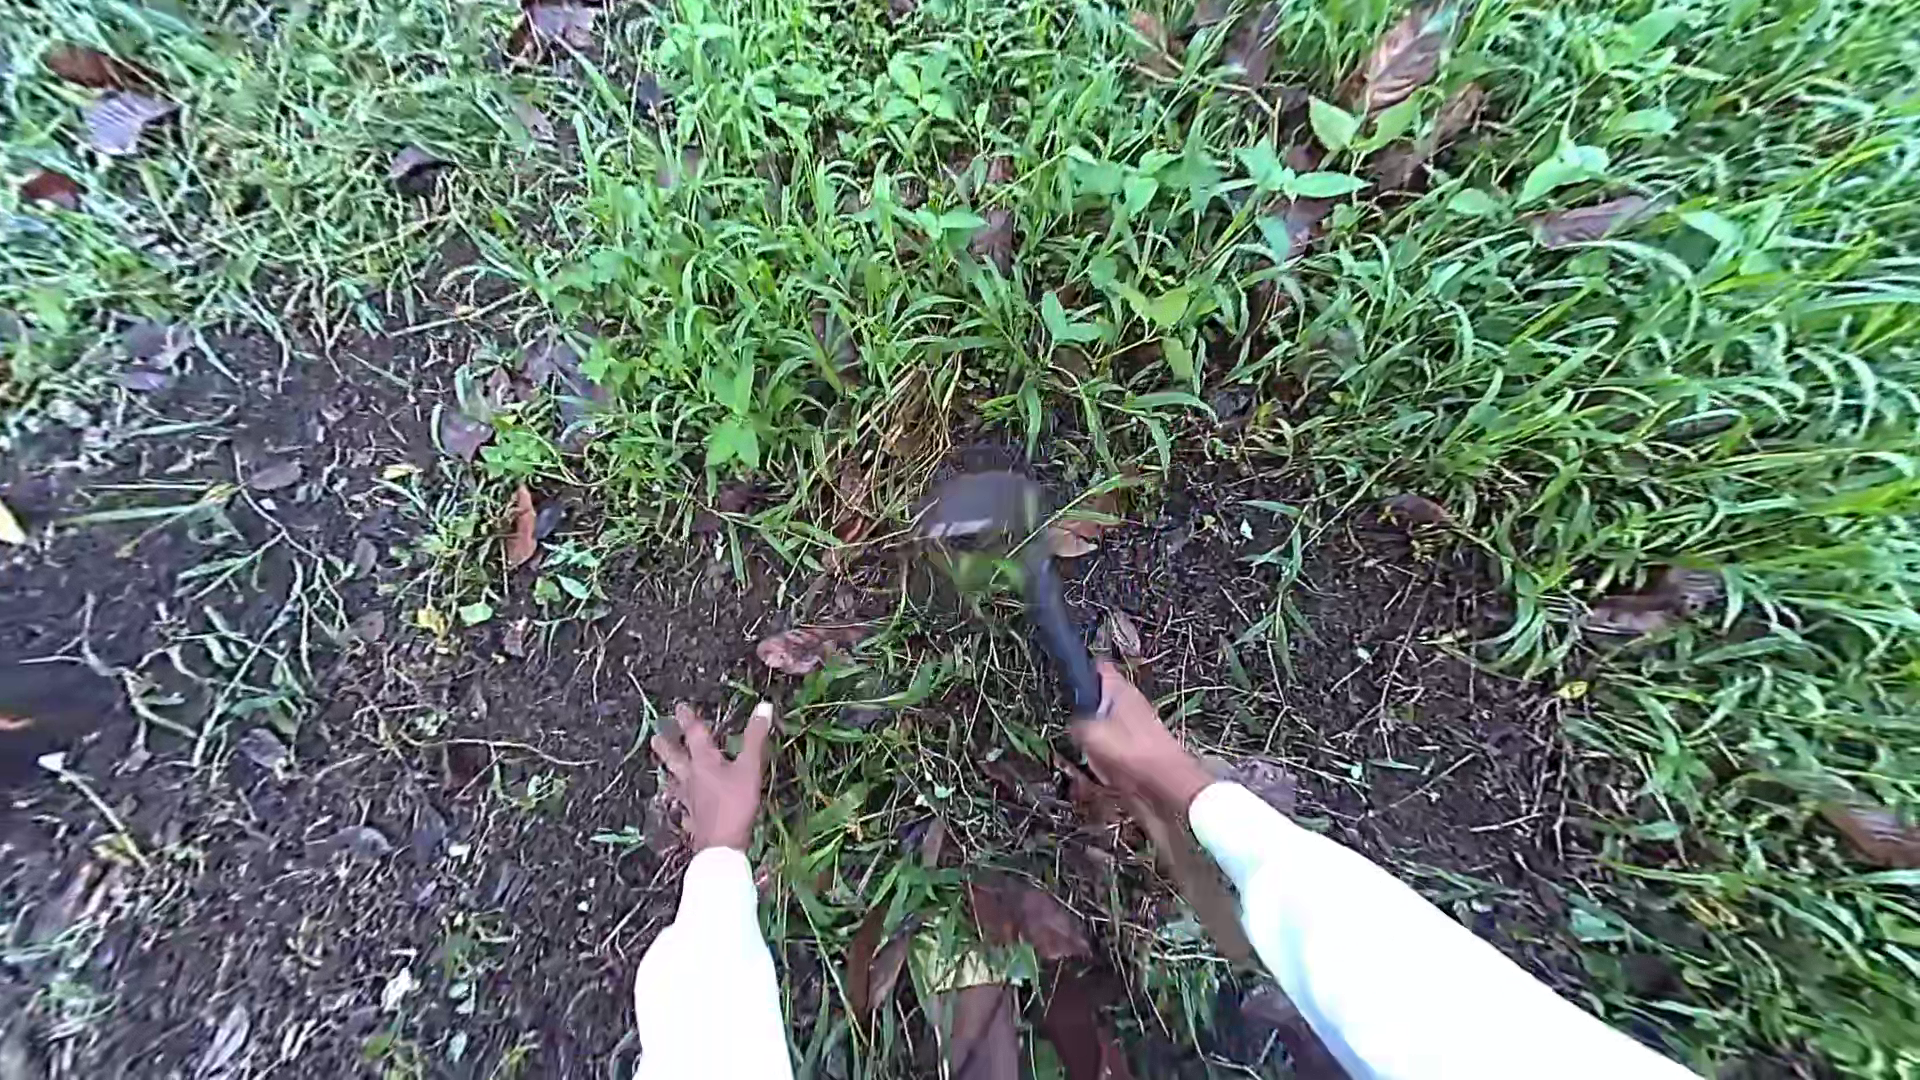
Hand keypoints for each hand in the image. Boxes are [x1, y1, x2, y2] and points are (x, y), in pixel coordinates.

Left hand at [651, 701, 774, 851]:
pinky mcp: (693, 818)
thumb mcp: (750, 767)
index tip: (679, 708)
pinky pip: (683, 806)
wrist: (721, 847)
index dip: (688, 720)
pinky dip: (681, 802)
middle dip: (667, 746)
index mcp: (704, 762)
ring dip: (670, 773)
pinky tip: (682, 806)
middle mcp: (691, 779)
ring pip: (675, 782)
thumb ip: (755, 737)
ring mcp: (689, 800)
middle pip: (675, 759)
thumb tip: (764, 706)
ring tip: (663, 770)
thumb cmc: (736, 803)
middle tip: (655, 736)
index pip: (693, 736)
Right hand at [1071, 661, 1213, 815]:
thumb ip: (1076, 723)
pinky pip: (1117, 743)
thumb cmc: (1132, 751)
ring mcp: (1139, 719)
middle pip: (1100, 699)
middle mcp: (1131, 699)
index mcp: (1119, 688)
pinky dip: (1110, 753)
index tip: (1070, 685)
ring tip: (1097, 755)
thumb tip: (1074, 724)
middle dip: (1087, 715)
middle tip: (1082, 730)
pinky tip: (1110, 768)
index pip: (1098, 667)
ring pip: (1105, 723)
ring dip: (1097, 739)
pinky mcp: (1144, 740)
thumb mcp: (1090, 734)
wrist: (1168, 782)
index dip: (1082, 671)